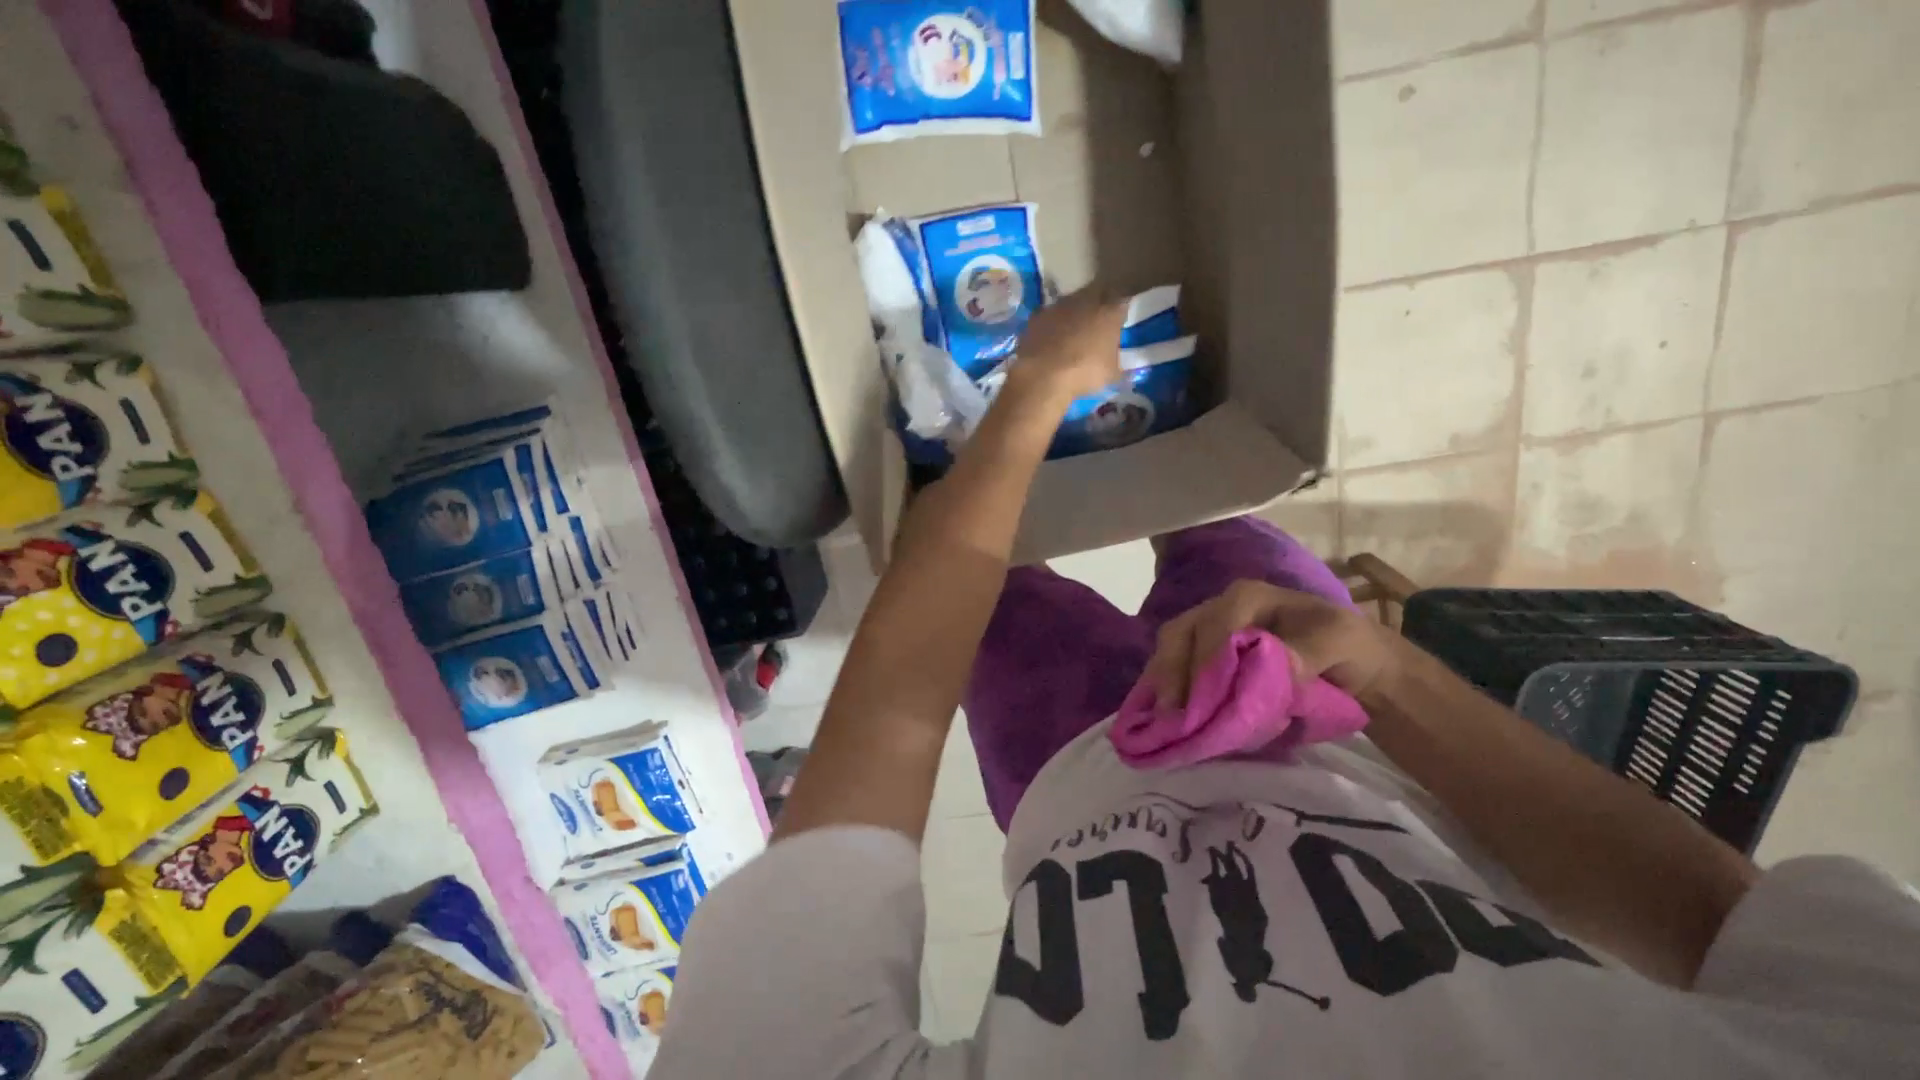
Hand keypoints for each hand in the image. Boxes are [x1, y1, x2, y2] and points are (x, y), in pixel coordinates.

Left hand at [1008, 290, 1127, 402]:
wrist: (1042, 376)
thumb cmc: (1084, 373)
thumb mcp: (1112, 374)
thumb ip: (1120, 363)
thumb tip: (1124, 366)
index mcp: (1109, 311)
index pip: (1123, 301)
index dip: (1121, 310)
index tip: (1120, 320)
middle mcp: (1085, 300)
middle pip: (1097, 294)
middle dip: (1099, 304)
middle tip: (1098, 321)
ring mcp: (1059, 305)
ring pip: (1072, 302)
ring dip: (1075, 312)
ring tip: (1074, 329)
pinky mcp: (1038, 315)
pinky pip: (1051, 314)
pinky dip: (1053, 322)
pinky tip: (1052, 336)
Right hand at [1142, 580, 1406, 707]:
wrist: (1358, 666)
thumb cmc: (1348, 649)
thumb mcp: (1339, 644)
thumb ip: (1307, 653)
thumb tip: (1276, 669)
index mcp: (1247, 596)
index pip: (1215, 626)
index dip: (1205, 664)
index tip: (1204, 704)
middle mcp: (1219, 609)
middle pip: (1180, 635)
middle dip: (1172, 674)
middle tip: (1172, 717)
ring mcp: (1208, 634)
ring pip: (1172, 651)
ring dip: (1164, 685)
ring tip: (1164, 722)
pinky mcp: (1206, 658)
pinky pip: (1176, 668)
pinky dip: (1167, 691)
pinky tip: (1162, 715)